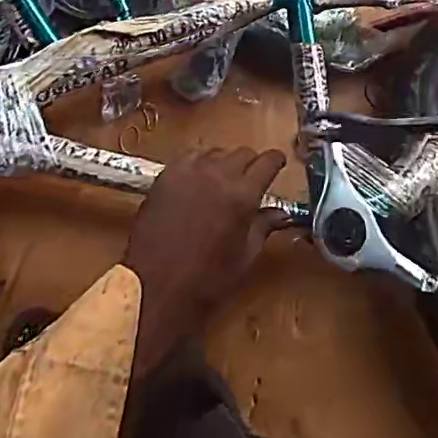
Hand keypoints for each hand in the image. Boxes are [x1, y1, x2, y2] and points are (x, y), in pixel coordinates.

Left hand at [122, 147, 289, 371]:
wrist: (156, 286)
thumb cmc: (207, 280)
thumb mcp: (245, 257)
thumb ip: (264, 227)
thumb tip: (281, 214)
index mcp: (242, 194)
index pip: (266, 162)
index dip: (275, 161)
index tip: (278, 163)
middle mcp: (217, 174)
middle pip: (242, 153)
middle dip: (250, 164)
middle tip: (250, 182)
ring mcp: (188, 170)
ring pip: (215, 152)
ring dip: (224, 163)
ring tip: (222, 184)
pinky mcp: (166, 174)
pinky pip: (190, 158)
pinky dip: (199, 165)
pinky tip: (198, 183)